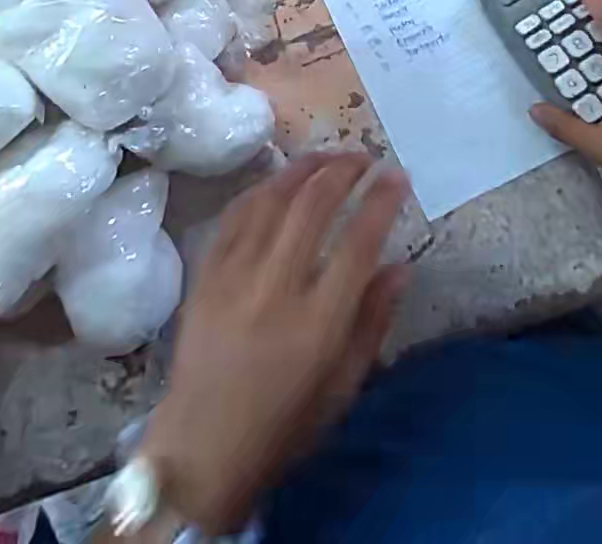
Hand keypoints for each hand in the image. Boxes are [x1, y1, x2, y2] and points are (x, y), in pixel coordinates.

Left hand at [138, 153, 411, 533]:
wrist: (201, 447)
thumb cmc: (283, 425)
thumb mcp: (344, 387)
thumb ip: (374, 321)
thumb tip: (401, 265)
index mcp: (318, 323)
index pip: (359, 242)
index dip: (382, 201)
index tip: (398, 176)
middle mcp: (275, 287)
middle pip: (313, 205)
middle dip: (343, 170)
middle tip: (364, 158)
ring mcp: (234, 275)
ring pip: (271, 199)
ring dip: (302, 168)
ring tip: (326, 155)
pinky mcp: (205, 272)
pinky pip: (235, 215)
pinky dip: (261, 188)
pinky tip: (278, 179)